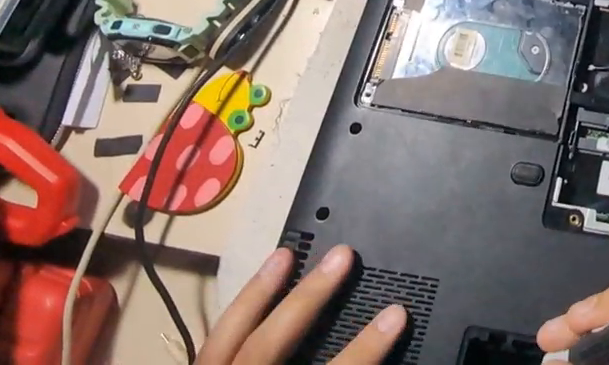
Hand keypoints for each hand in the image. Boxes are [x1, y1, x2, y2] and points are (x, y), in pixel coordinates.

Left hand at [200, 244, 407, 364]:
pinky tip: (252, 294)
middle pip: (265, 349)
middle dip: (306, 299)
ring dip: (255, 296)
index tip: (398, 314)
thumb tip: (387, 357)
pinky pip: (210, 350)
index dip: (364, 350)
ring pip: (223, 343)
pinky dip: (233, 318)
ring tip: (283, 254)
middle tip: (343, 255)